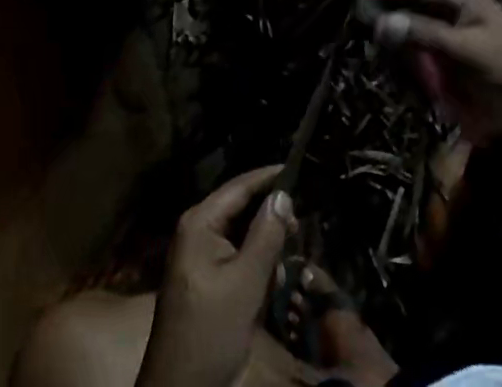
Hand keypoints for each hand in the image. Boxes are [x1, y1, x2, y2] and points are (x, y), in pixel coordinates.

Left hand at [137, 165, 293, 386]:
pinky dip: (259, 262)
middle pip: (243, 206)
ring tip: (290, 254)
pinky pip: (240, 254)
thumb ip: (266, 234)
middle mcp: (198, 230)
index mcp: (200, 223)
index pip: (240, 186)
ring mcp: (202, 254)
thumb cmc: (210, 332)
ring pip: (245, 232)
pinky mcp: (208, 275)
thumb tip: (284, 194)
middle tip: (303, 224)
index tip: (302, 169)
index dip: (270, 176)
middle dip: (272, 215)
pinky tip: (273, 278)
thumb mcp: (246, 282)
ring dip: (268, 243)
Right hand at [369, 0, 501, 143]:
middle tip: (372, 39)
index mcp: (464, 1)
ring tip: (390, 64)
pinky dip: (420, 71)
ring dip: (407, 54)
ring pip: (421, 42)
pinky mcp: (461, 66)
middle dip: (396, 27)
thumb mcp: (464, 48)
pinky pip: (432, 64)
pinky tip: (413, 82)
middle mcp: (460, 16)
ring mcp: (460, 42)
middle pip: (417, 15)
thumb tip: (383, 22)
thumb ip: (424, 34)